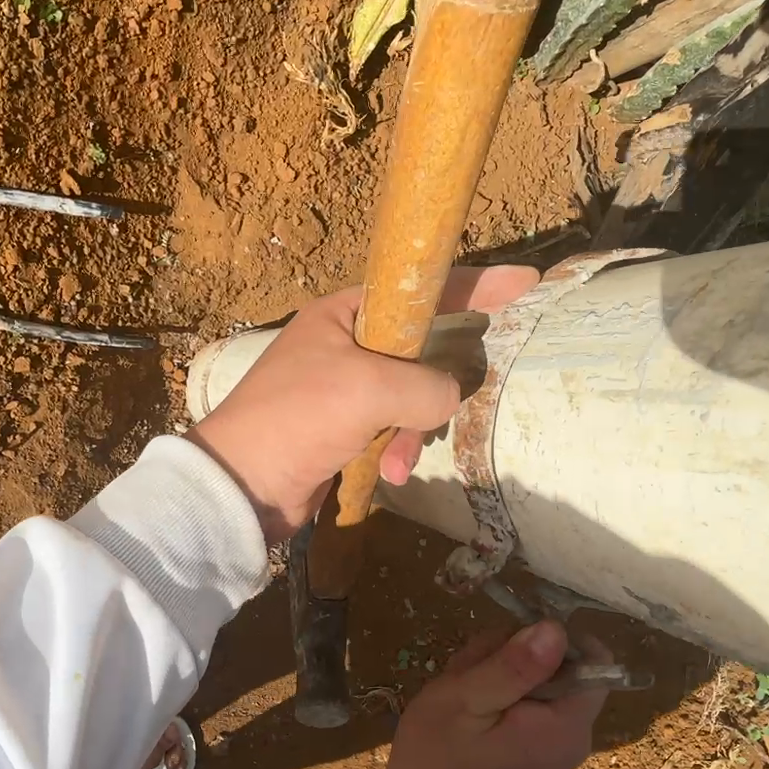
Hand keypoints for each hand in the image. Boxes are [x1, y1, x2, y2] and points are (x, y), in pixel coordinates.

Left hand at [184, 264, 537, 541]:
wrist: (242, 484)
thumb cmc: (300, 417)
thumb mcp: (371, 388)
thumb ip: (429, 385)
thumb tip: (448, 397)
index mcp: (344, 312)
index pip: (420, 289)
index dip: (475, 285)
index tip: (526, 284)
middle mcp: (344, 343)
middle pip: (422, 351)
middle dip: (434, 388)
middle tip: (437, 409)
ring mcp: (342, 387)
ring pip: (410, 397)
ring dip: (412, 430)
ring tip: (396, 459)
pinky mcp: (341, 427)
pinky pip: (391, 428)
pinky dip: (394, 449)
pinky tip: (384, 473)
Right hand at [378, 622, 611, 768]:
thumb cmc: (436, 756)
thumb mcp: (466, 699)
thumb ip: (512, 666)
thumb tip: (556, 628)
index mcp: (565, 725)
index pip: (591, 658)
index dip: (550, 639)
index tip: (505, 647)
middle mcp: (576, 733)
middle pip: (563, 663)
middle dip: (516, 653)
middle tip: (472, 672)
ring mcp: (561, 740)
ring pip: (543, 674)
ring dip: (502, 668)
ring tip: (465, 688)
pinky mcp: (544, 742)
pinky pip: (533, 694)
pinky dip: (502, 687)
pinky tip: (472, 701)